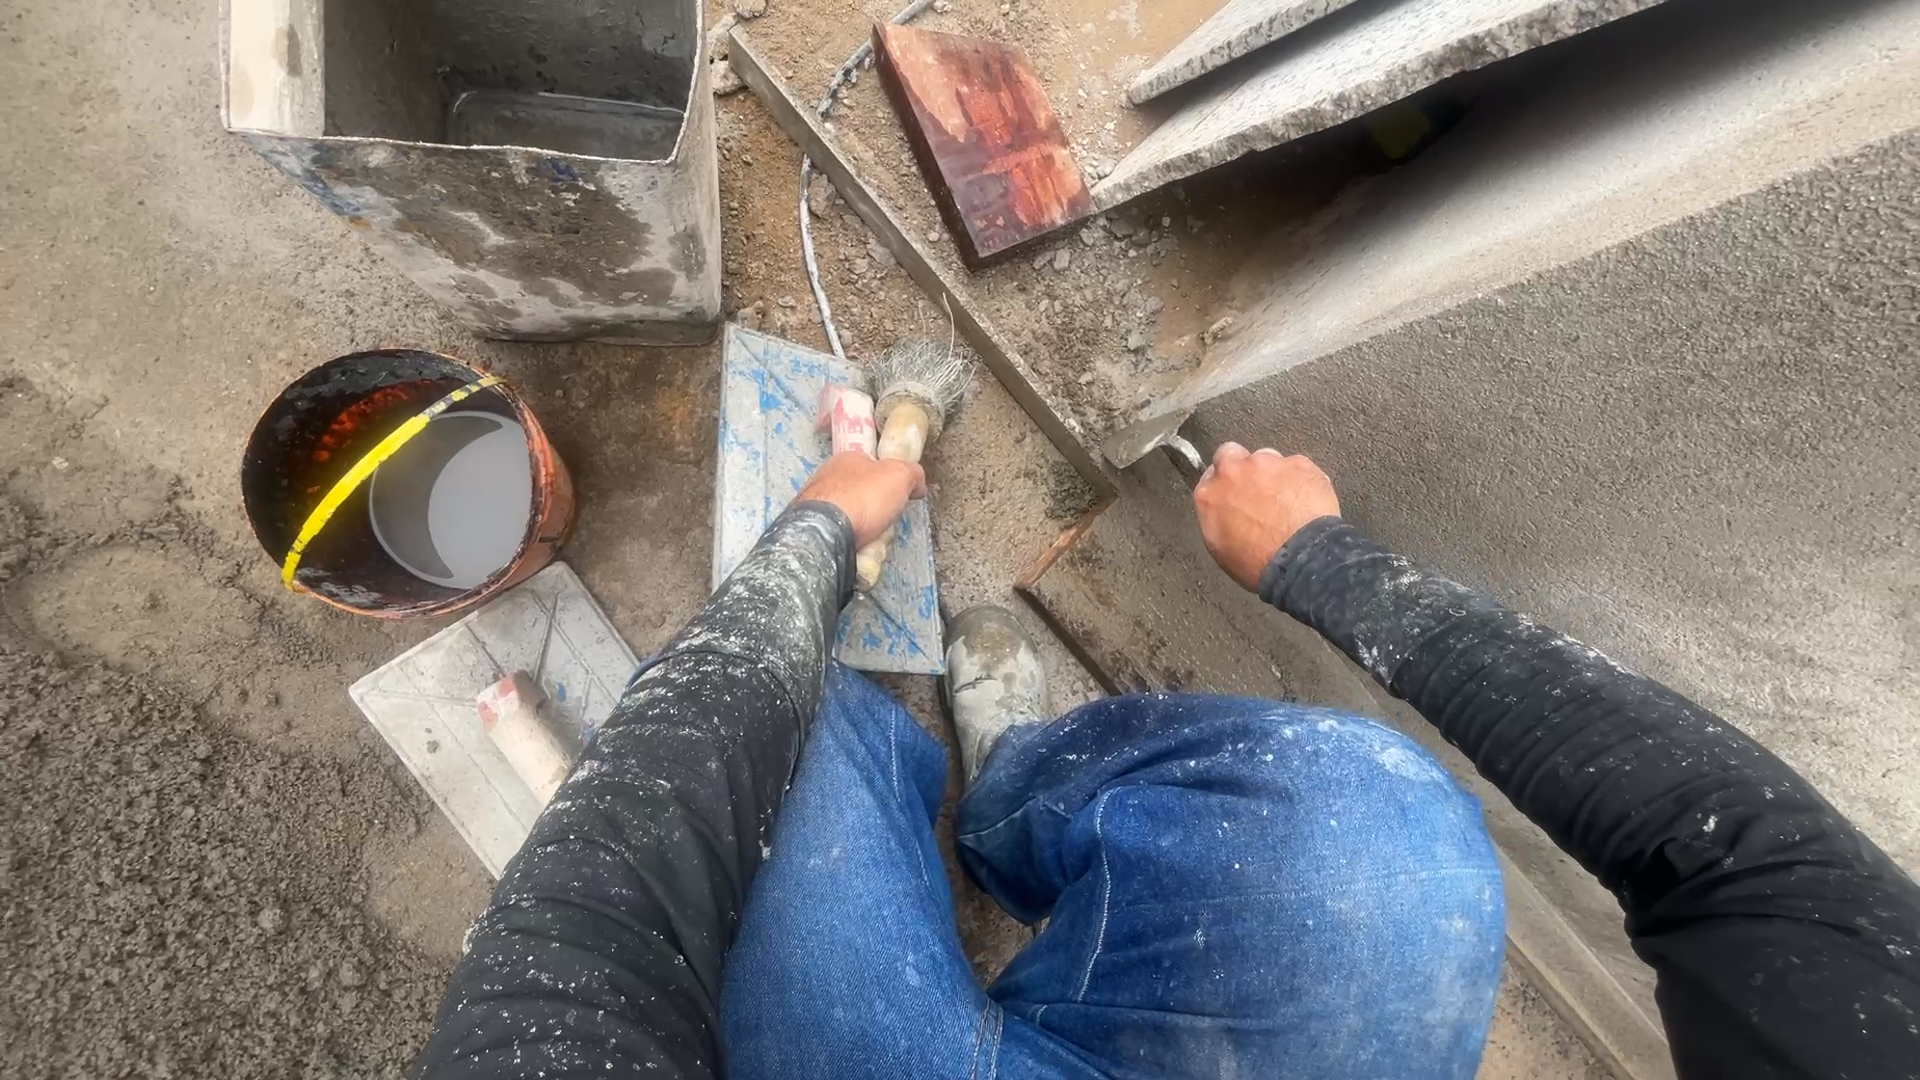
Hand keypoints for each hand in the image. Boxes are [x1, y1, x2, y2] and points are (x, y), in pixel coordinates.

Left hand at [795, 451, 927, 546]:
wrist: (826, 532)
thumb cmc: (862, 498)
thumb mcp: (900, 476)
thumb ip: (912, 473)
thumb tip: (918, 482)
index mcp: (846, 458)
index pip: (871, 465)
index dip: (888, 480)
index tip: (898, 495)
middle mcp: (826, 477)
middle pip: (860, 493)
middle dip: (875, 508)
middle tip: (885, 519)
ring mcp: (814, 504)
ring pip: (850, 515)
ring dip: (863, 527)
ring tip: (872, 537)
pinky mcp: (811, 528)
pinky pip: (838, 534)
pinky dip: (849, 540)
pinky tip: (855, 546)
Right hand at [1193, 443, 1340, 591]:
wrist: (1298, 559)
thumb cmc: (1259, 560)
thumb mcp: (1219, 547)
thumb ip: (1214, 517)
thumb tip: (1222, 511)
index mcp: (1209, 495)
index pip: (1209, 477)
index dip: (1223, 486)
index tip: (1232, 495)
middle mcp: (1232, 472)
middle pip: (1230, 454)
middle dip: (1240, 466)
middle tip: (1255, 489)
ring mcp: (1266, 464)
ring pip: (1267, 458)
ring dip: (1272, 474)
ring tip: (1286, 501)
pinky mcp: (1297, 463)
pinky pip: (1297, 466)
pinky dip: (1301, 479)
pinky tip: (1305, 501)